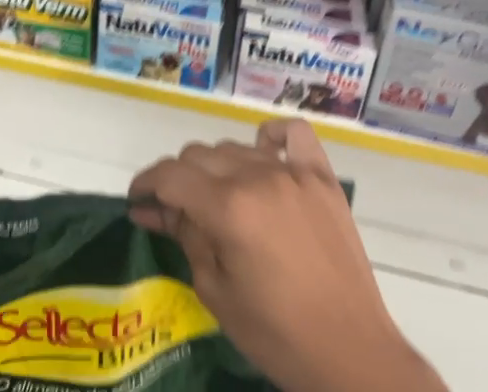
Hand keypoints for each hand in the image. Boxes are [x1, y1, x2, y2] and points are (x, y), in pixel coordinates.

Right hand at [129, 120, 444, 391]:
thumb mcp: (214, 288)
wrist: (350, 352)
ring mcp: (295, 174)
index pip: (170, 175)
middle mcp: (258, 178)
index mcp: (228, 207)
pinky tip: (264, 158)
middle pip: (198, 155)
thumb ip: (185, 236)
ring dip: (217, 168)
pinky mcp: (324, 180)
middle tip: (177, 213)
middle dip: (178, 180)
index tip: (138, 201)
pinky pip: (294, 135)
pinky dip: (272, 138)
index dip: (146, 184)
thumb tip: (154, 210)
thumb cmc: (274, 332)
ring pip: (236, 147)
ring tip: (220, 200)